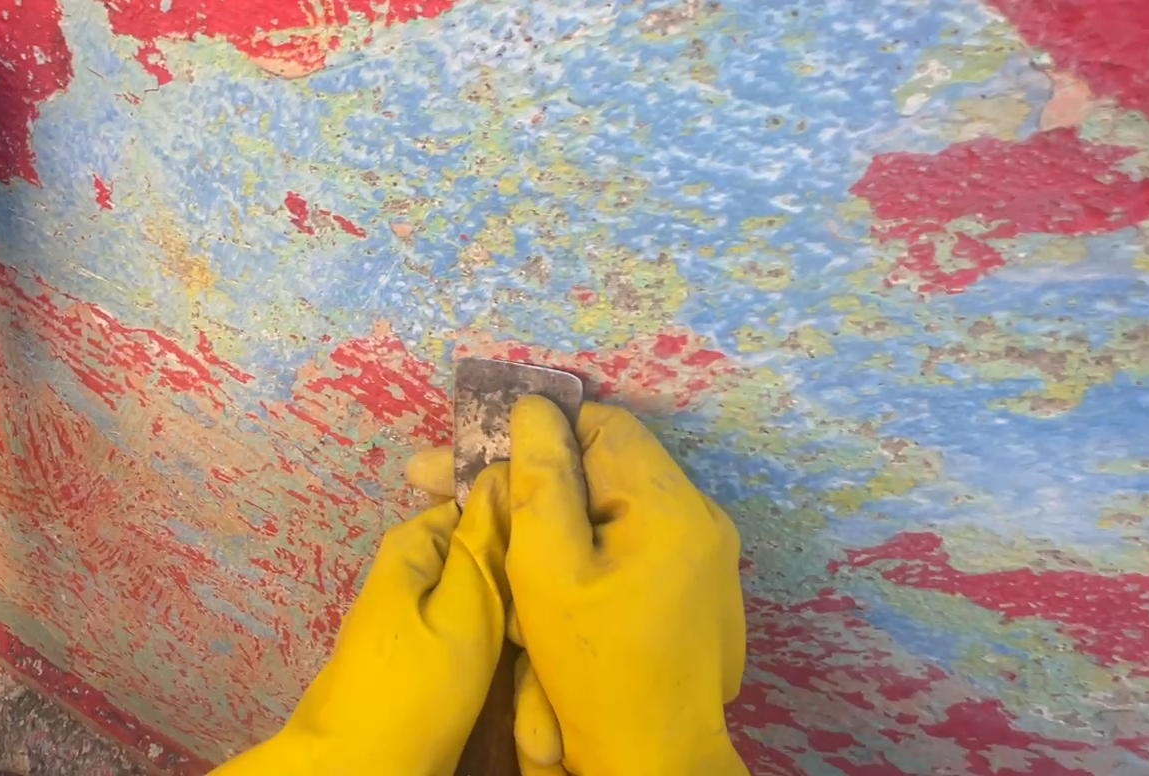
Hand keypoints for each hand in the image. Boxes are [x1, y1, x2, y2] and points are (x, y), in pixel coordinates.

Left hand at [214, 465, 510, 775]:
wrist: (364, 765)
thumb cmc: (416, 686)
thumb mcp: (462, 610)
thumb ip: (483, 544)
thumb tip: (501, 474)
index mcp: (415, 540)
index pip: (480, 502)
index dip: (523, 525)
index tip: (556, 558)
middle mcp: (416, 564)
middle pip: (487, 553)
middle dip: (519, 584)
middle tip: (541, 625)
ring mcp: (423, 607)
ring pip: (489, 597)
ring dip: (515, 624)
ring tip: (529, 660)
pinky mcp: (433, 645)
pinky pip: (478, 630)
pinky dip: (500, 650)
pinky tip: (519, 675)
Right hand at [507, 396, 746, 774]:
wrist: (652, 760)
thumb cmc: (594, 663)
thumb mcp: (547, 563)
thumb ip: (540, 476)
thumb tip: (531, 408)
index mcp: (670, 506)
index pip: (603, 424)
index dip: (543, 429)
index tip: (490, 455)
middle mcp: (697, 516)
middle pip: (600, 462)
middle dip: (527, 470)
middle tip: (450, 482)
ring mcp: (699, 549)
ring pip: (604, 496)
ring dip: (543, 502)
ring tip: (483, 524)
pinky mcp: (688, 578)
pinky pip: (620, 529)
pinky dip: (572, 531)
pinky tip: (528, 553)